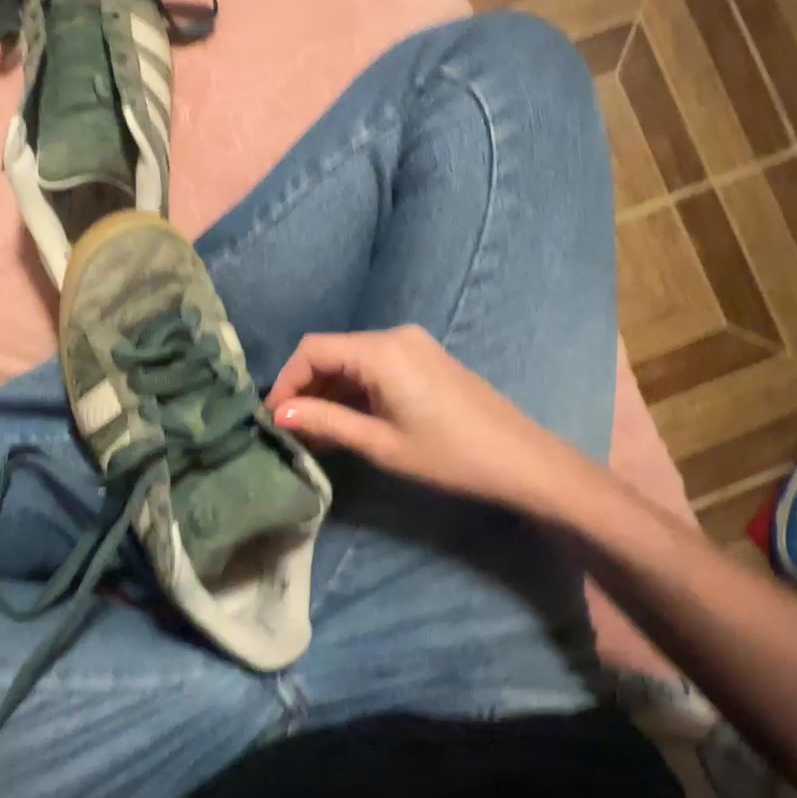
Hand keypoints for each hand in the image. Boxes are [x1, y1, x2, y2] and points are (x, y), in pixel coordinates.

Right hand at [264, 326, 599, 517]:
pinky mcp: (424, 359)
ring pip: (351, 360)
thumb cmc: (448, 456)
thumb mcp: (380, 443)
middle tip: (291, 429)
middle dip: (306, 388)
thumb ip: (325, 421)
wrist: (521, 461)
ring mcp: (413, 345)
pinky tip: (346, 422)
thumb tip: (279, 413)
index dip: (287, 381)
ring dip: (329, 392)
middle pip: (331, 352)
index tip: (275, 418)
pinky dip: (354, 390)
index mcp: (382, 351)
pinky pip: (374, 366)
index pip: (313, 350)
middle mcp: (394, 336)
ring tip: (315, 432)